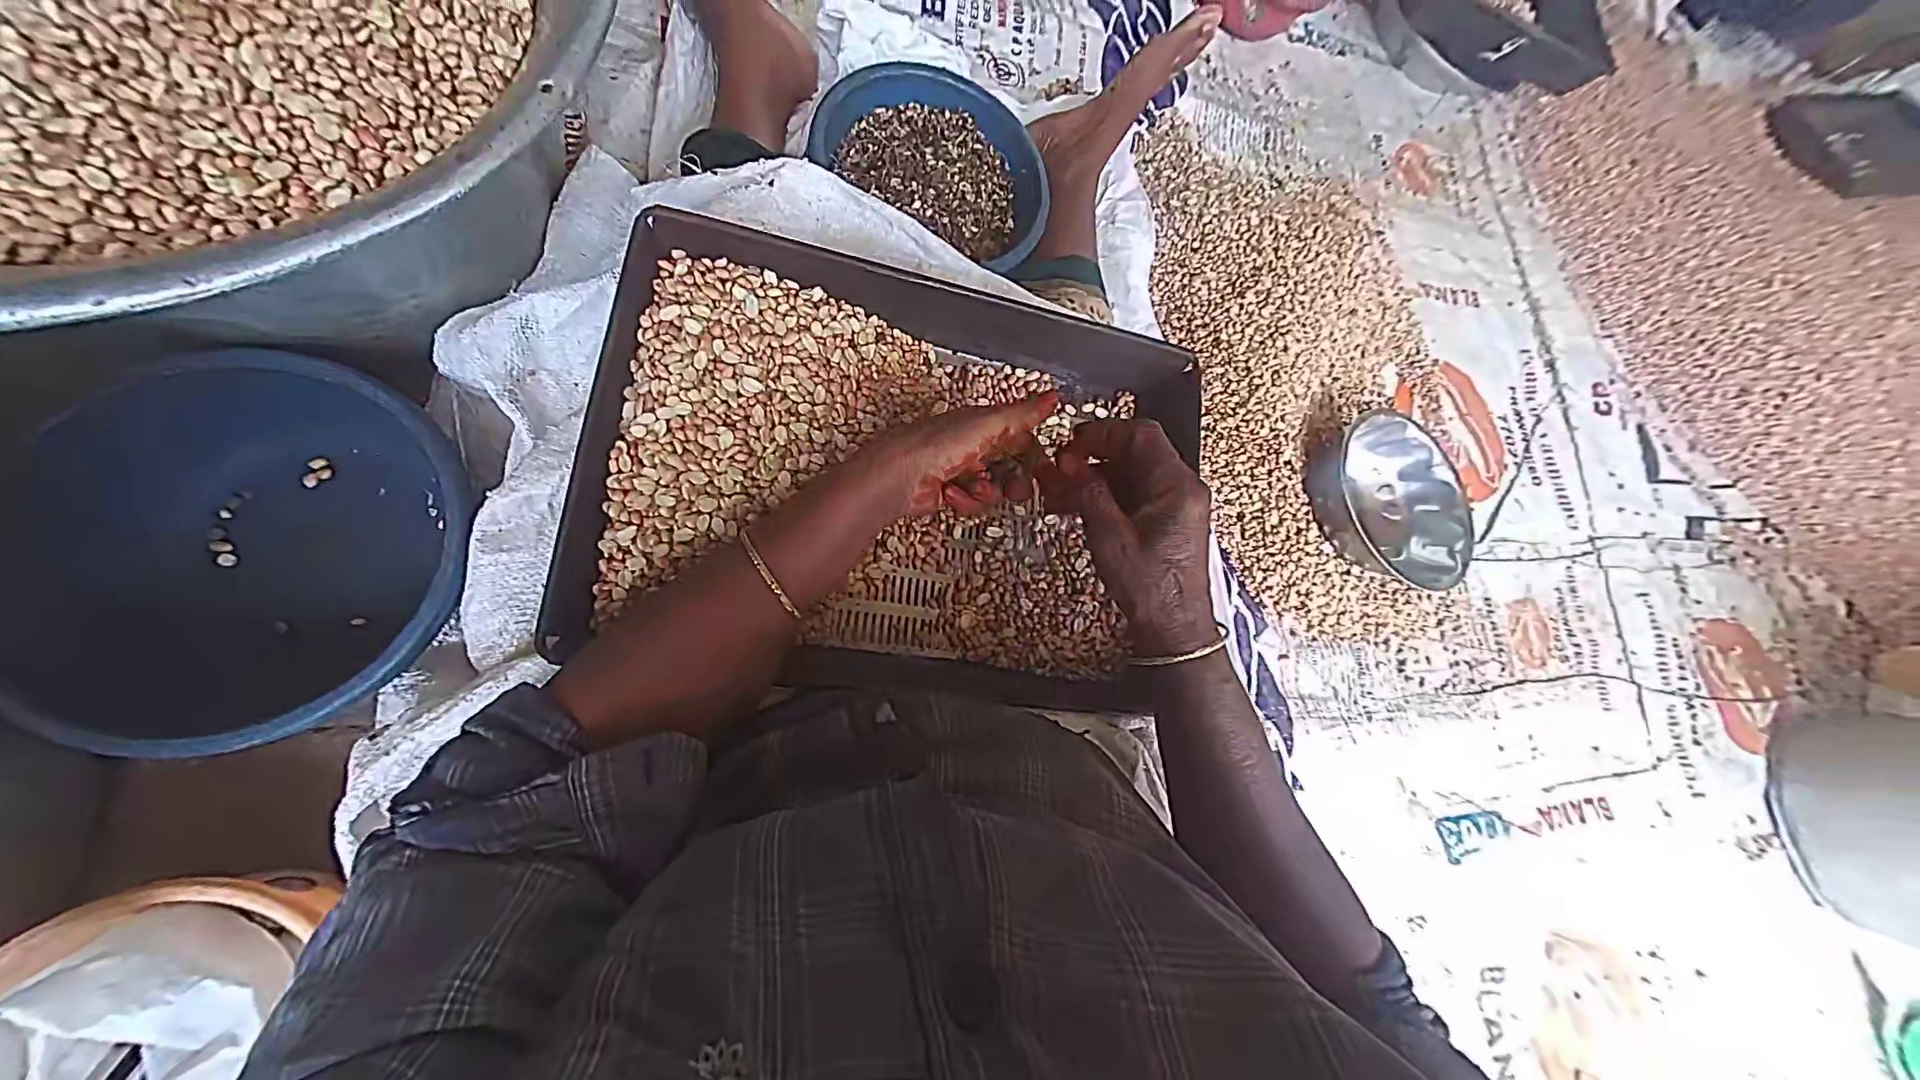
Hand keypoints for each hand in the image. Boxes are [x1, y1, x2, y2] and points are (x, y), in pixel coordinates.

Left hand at [863, 392, 1058, 515]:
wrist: (900, 476)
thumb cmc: (935, 444)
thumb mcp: (988, 424)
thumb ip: (1023, 414)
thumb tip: (1052, 398)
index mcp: (982, 424)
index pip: (1020, 438)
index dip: (1033, 454)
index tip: (1042, 469)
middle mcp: (972, 446)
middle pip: (1010, 468)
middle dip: (1014, 481)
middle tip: (1014, 489)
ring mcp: (961, 471)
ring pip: (994, 489)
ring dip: (987, 492)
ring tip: (972, 487)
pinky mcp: (951, 494)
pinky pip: (974, 503)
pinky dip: (966, 502)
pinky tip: (952, 494)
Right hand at [1043, 419, 1215, 654]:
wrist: (1173, 629)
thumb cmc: (1150, 588)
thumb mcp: (1111, 537)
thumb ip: (1090, 495)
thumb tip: (1071, 468)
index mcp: (1177, 486)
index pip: (1141, 435)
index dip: (1103, 433)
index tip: (1072, 443)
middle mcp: (1181, 490)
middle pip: (1135, 453)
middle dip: (1093, 457)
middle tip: (1061, 468)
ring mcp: (1175, 506)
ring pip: (1130, 475)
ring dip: (1095, 478)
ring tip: (1060, 491)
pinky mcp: (1165, 522)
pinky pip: (1133, 495)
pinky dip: (1105, 496)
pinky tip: (1076, 507)